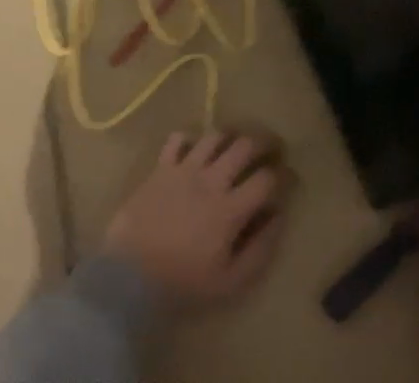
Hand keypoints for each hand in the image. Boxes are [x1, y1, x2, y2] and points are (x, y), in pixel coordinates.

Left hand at [103, 130, 284, 303]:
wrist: (129, 275)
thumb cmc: (183, 282)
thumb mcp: (231, 281)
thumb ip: (260, 249)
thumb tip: (278, 217)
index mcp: (231, 209)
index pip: (267, 179)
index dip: (284, 175)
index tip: (289, 178)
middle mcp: (210, 180)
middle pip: (244, 146)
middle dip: (263, 143)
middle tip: (269, 150)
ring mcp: (183, 170)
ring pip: (213, 137)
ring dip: (229, 138)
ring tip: (234, 146)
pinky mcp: (159, 168)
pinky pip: (177, 139)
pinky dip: (189, 139)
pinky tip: (193, 150)